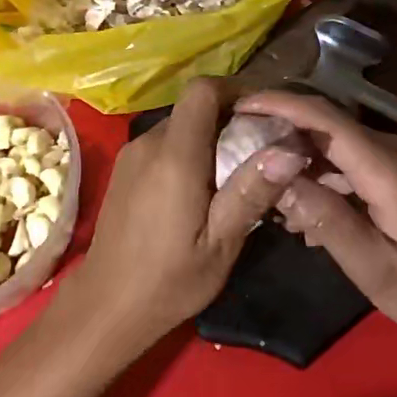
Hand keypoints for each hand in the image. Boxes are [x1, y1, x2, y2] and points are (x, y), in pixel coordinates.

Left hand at [70, 79, 307, 341]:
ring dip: (210, 137)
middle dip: (230, 119)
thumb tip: (290, 150)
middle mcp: (149, 144)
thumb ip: (252, 192)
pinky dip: (189, 152)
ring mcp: (131, 155)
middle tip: (262, 149)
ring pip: (180, 126)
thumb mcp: (221, 243)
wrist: (106, 305)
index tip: (265, 115)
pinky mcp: (125, 170)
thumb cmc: (169, 280)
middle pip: (194, 108)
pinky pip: (164, 144)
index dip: (236, 90)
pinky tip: (204, 187)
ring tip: (238, 171)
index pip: (203, 90)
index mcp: (174, 156)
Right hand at [237, 90, 396, 355]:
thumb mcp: (377, 270)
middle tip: (238, 153)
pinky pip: (354, 166)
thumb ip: (327, 222)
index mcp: (389, 170)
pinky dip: (325, 180)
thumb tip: (277, 180)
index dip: (281, 104)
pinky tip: (305, 214)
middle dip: (281, 133)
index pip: (326, 120)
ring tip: (264, 192)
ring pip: (338, 147)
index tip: (241, 105)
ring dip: (301, 162)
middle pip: (328, 127)